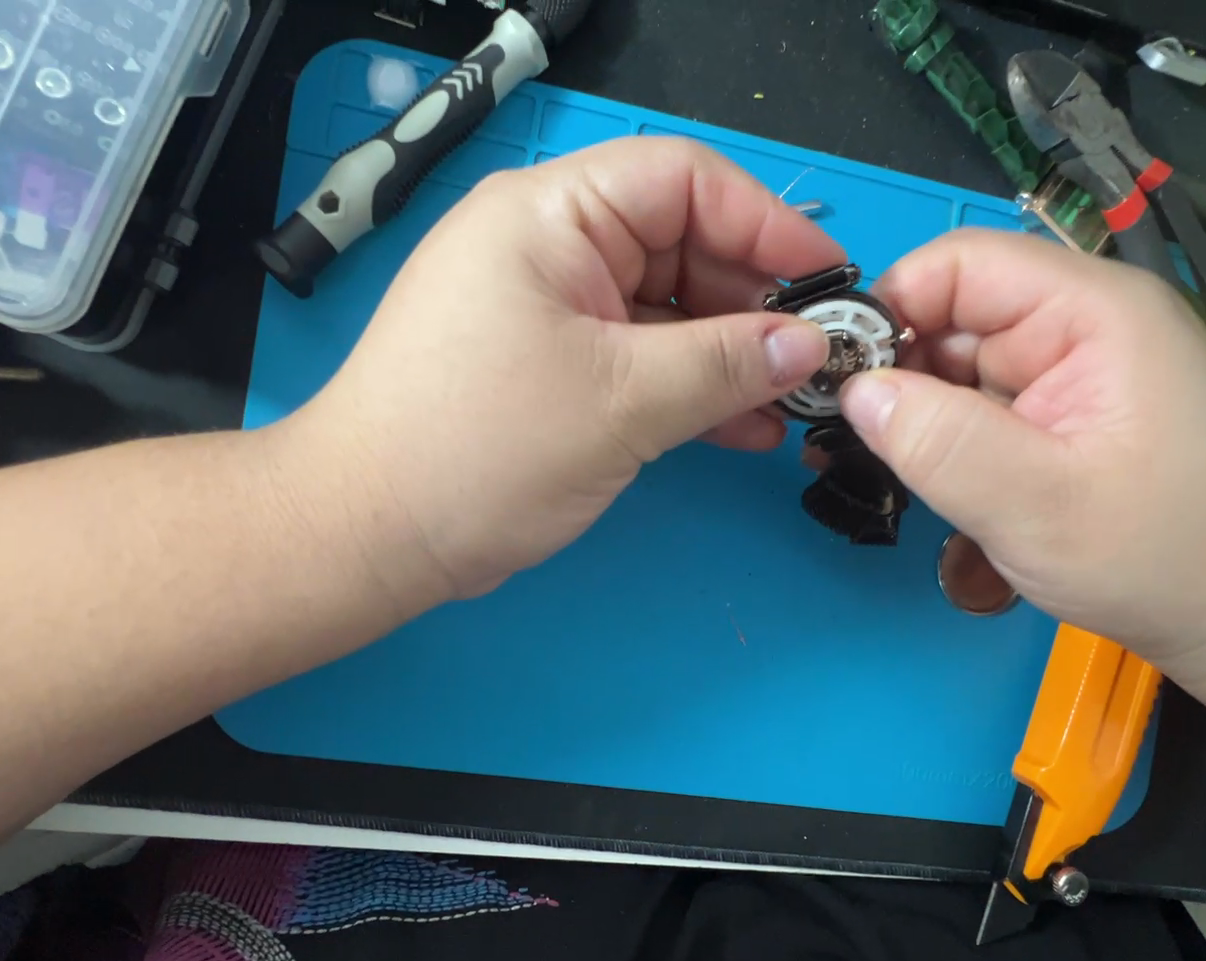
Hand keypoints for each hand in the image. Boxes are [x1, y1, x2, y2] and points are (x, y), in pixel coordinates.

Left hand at [275, 137, 840, 603]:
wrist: (376, 534)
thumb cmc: (482, 449)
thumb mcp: (620, 401)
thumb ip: (725, 365)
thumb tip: (807, 344)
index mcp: (553, 216)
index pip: (683, 181)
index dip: (766, 225)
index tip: (829, 281)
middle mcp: (554, 250)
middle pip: (682, 249)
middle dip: (754, 306)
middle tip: (815, 360)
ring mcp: (557, 314)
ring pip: (670, 315)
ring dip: (731, 359)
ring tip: (790, 403)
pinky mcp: (560, 371)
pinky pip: (644, 363)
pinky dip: (693, 392)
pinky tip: (745, 428)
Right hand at [839, 229, 1205, 675]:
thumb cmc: (1151, 557)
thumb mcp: (1035, 505)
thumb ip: (938, 442)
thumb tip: (853, 389)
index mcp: (1090, 312)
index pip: (962, 264)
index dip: (891, 307)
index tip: (841, 375)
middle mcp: (1075, 324)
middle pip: (951, 312)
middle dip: (893, 365)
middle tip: (845, 432)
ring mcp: (1063, 369)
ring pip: (952, 361)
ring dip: (909, 406)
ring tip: (877, 457)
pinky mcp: (1051, 410)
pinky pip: (970, 400)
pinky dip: (933, 430)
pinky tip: (911, 466)